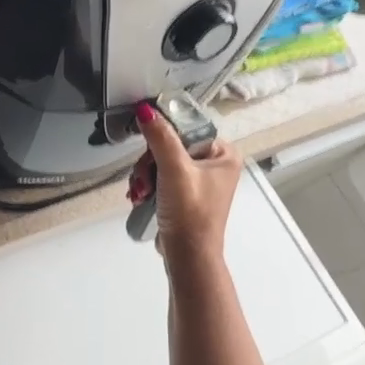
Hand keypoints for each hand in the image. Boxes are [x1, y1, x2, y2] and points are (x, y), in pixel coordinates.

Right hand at [130, 103, 241, 255]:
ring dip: (145, 177)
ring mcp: (201, 182)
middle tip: (143, 181)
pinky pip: (161, 180)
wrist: (188, 254)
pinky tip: (140, 198)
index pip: (186, 131)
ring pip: (161, 164)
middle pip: (170, 148)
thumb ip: (160, 138)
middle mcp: (216, 165)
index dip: (163, 140)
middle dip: (149, 165)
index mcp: (224, 154)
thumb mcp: (173, 169)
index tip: (148, 154)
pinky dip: (148, 187)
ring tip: (140, 194)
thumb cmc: (189, 211)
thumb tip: (145, 109)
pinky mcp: (186, 196)